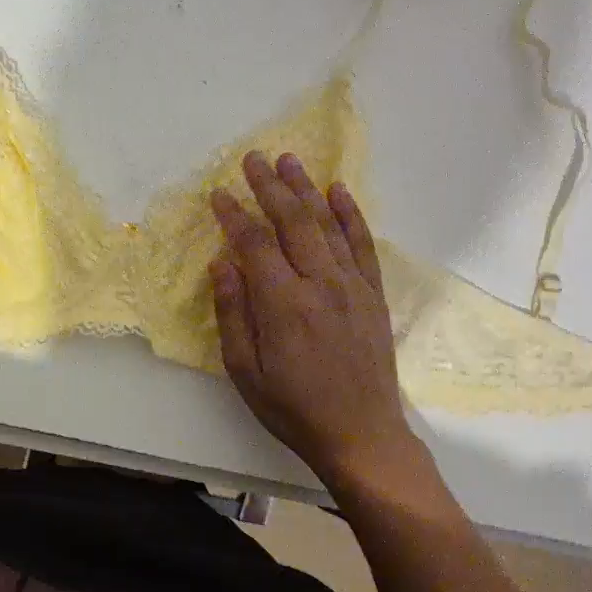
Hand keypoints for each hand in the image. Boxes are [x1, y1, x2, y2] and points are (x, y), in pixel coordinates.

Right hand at [209, 152, 423, 487]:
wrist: (359, 432)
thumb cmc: (290, 407)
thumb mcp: (244, 370)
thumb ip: (232, 313)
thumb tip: (222, 264)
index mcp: (282, 304)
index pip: (253, 244)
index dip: (234, 215)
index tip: (218, 193)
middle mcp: (320, 284)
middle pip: (292, 223)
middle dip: (269, 188)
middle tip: (252, 158)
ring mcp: (352, 286)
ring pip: (327, 225)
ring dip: (306, 190)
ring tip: (289, 162)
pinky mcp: (373, 295)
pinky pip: (362, 244)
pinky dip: (350, 215)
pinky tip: (338, 192)